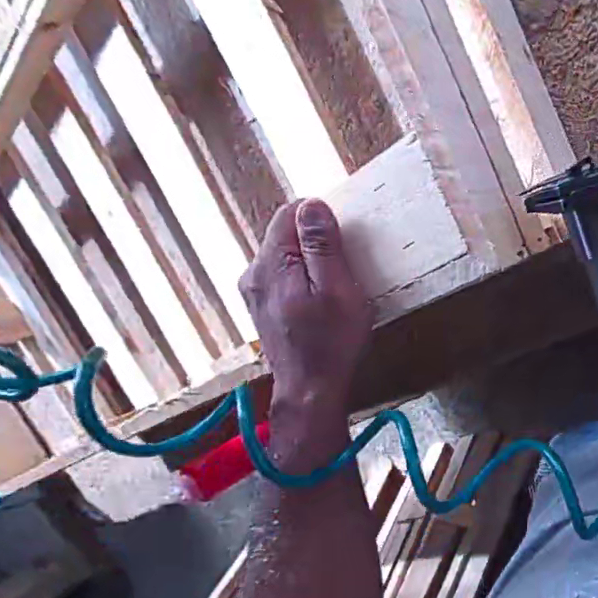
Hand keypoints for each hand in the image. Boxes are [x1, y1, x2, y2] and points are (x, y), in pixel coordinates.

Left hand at [239, 199, 370, 437]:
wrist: (309, 392)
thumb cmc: (330, 343)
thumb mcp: (337, 289)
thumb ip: (322, 245)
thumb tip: (312, 204)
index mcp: (271, 263)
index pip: (290, 212)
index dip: (320, 219)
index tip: (343, 243)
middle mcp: (254, 273)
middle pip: (285, 234)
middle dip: (315, 244)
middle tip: (341, 272)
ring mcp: (254, 292)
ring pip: (285, 257)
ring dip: (309, 265)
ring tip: (331, 292)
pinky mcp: (261, 308)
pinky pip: (282, 278)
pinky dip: (302, 282)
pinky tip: (317, 306)